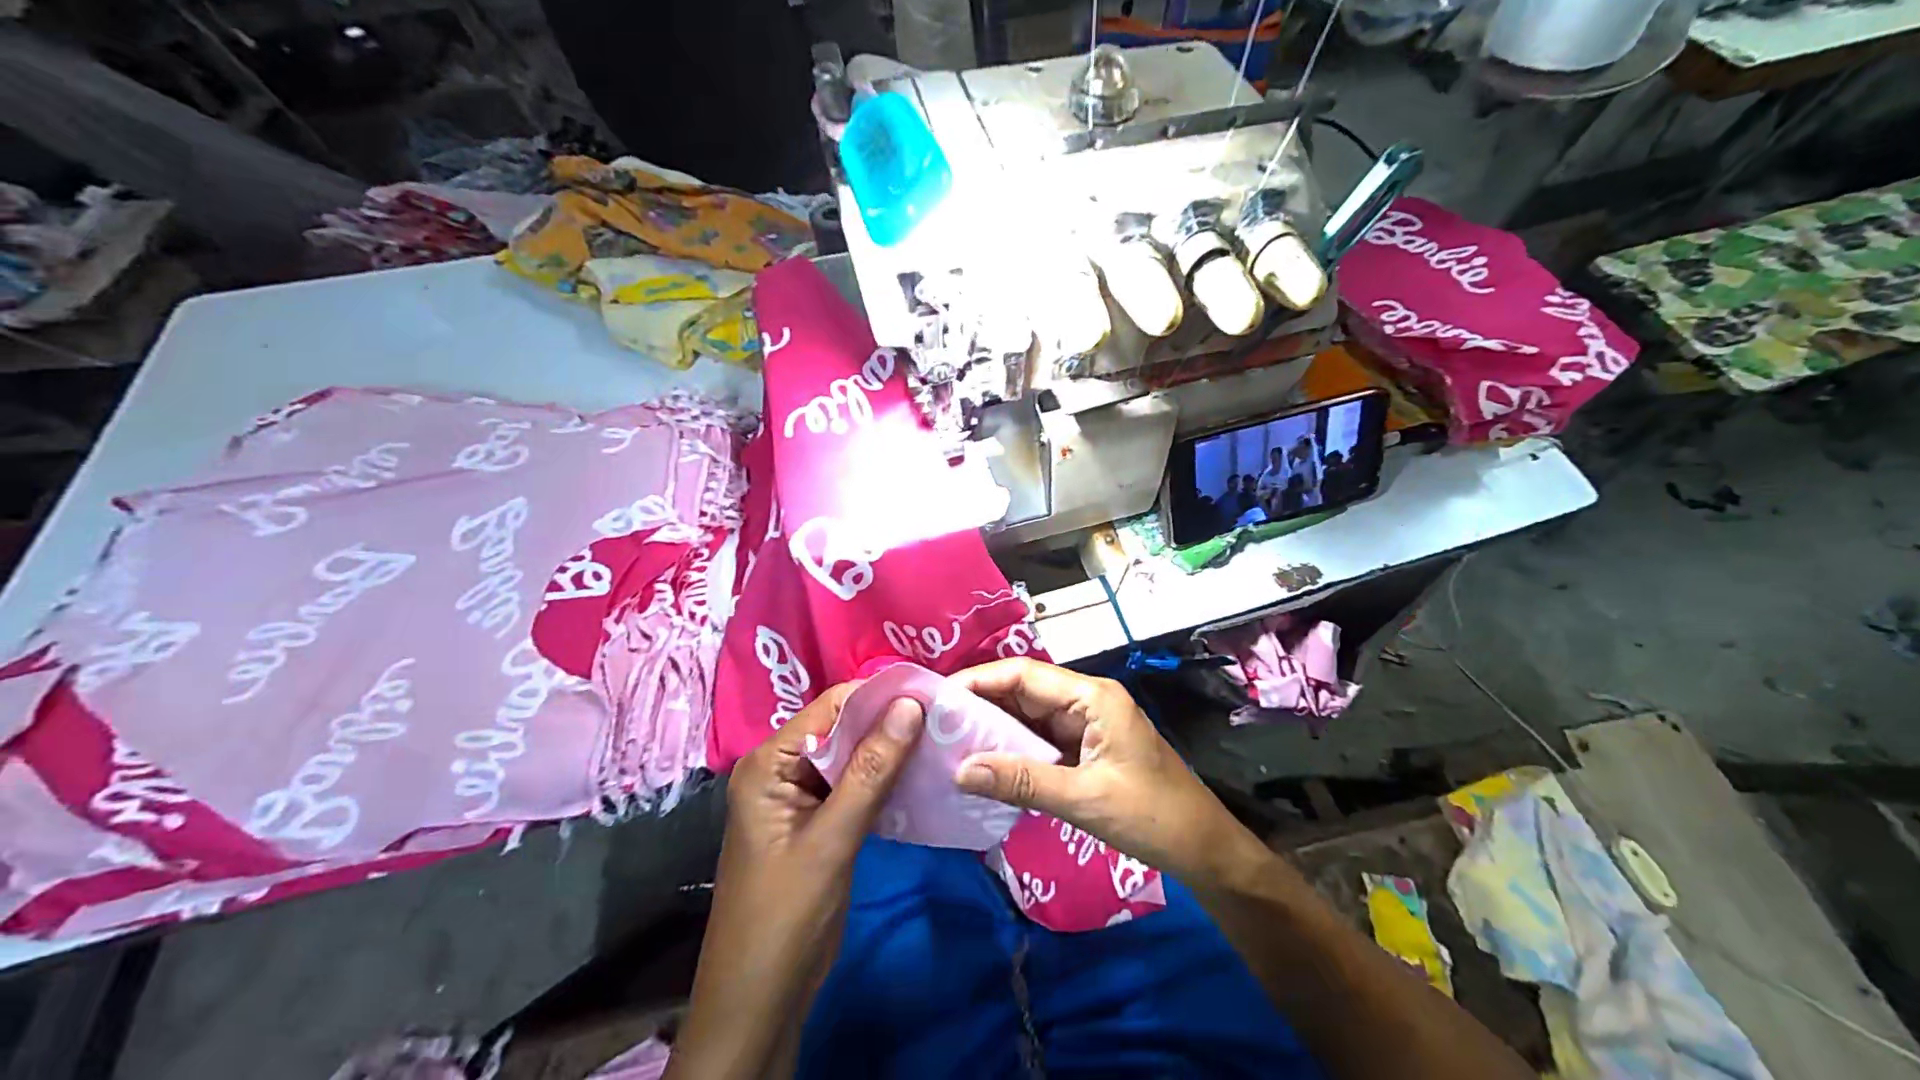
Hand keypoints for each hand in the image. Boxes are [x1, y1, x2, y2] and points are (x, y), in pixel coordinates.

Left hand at [669, 682, 924, 1079]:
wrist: (761, 997)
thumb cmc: (786, 914)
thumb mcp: (832, 839)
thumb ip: (871, 770)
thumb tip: (910, 704)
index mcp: (768, 763)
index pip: (830, 708)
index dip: (879, 696)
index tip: (932, 692)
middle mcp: (781, 769)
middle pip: (841, 728)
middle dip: (889, 722)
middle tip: (946, 716)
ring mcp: (800, 796)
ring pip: (852, 757)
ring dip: (891, 751)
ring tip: (943, 739)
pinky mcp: (819, 821)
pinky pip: (855, 786)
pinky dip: (884, 780)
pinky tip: (921, 776)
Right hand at [950, 658, 1269, 890]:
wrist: (1203, 849)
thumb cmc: (1152, 815)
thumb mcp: (1084, 798)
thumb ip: (1021, 780)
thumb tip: (960, 769)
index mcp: (1093, 697)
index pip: (1023, 675)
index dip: (979, 681)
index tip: (939, 698)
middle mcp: (1087, 701)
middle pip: (1023, 692)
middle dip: (980, 705)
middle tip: (935, 725)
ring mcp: (1086, 725)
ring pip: (1028, 717)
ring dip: (993, 729)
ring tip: (948, 743)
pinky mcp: (1085, 749)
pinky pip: (1040, 741)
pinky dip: (1012, 751)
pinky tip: (984, 764)